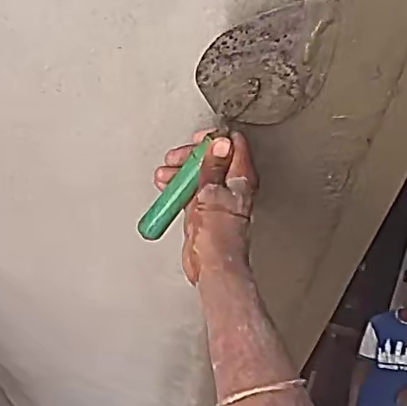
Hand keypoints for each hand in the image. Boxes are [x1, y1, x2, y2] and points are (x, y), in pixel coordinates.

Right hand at [154, 131, 256, 284]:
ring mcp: (216, 199)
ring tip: (165, 175)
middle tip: (176, 159)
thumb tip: (220, 143)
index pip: (232, 146)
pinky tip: (167, 188)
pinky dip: (177, 188)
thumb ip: (214, 168)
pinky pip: (190, 193)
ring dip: (180, 173)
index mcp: (240, 179)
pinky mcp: (203, 212)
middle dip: (190, 156)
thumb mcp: (213, 194)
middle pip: (211, 159)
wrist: (211, 266)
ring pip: (197, 176)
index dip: (213, 139)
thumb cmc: (220, 238)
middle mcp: (230, 187)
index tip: (196, 141)